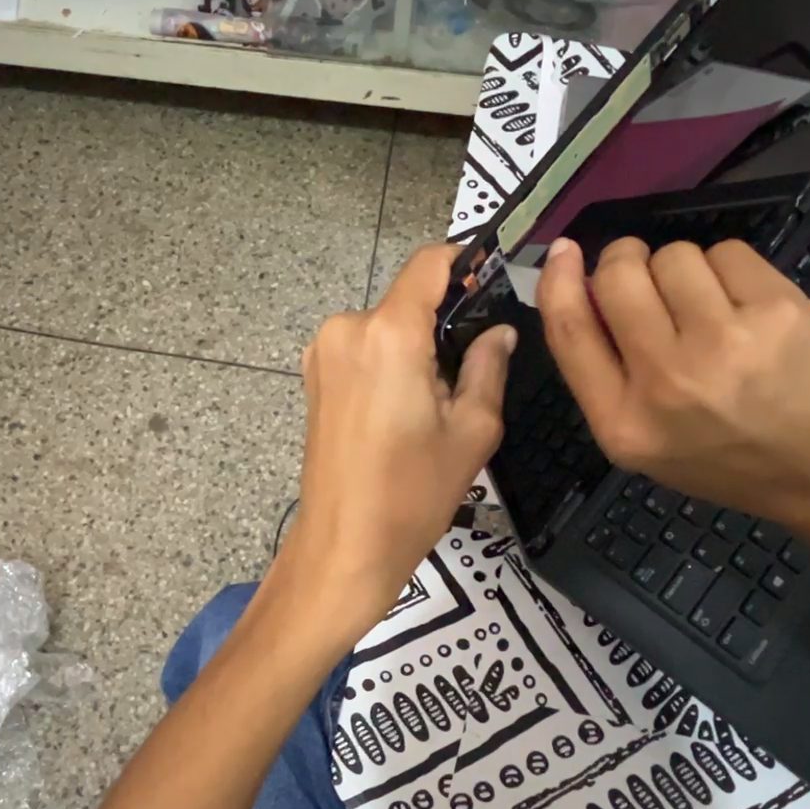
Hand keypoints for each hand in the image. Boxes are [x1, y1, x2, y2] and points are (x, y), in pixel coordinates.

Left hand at [285, 244, 515, 624]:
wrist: (344, 545)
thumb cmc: (412, 494)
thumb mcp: (473, 430)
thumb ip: (489, 366)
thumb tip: (497, 333)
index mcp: (389, 333)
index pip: (429, 263)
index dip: (465, 263)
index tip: (491, 279)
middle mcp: (347, 330)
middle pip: (407, 302)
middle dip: (441, 325)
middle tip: (470, 374)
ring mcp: (322, 354)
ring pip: (384, 329)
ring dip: (413, 349)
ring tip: (432, 406)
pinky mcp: (312, 379)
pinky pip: (362, 351)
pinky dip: (387, 365)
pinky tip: (401, 412)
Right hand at [537, 236, 809, 538]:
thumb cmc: (724, 460)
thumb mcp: (642, 442)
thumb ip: (603, 374)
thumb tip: (581, 287)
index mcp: (622, 423)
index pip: (569, 331)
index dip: (557, 281)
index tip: (563, 252)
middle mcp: (665, 382)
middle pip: (618, 276)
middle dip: (625, 260)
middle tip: (645, 276)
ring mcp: (723, 343)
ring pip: (672, 255)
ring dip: (681, 269)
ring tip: (707, 308)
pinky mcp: (777, 311)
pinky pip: (727, 252)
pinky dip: (729, 269)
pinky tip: (745, 307)